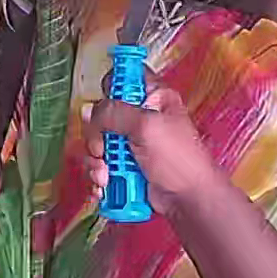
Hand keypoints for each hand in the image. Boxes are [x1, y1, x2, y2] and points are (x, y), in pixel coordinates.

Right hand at [82, 87, 223, 213]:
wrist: (188, 201)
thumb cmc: (176, 158)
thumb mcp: (147, 127)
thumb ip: (115, 113)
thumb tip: (88, 111)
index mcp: (153, 97)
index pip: (126, 76)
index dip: (112, 85)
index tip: (106, 105)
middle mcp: (139, 115)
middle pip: (102, 112)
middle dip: (97, 135)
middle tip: (102, 151)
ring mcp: (130, 141)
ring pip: (97, 140)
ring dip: (96, 160)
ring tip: (105, 176)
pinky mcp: (124, 164)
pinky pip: (100, 162)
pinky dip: (98, 174)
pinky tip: (104, 185)